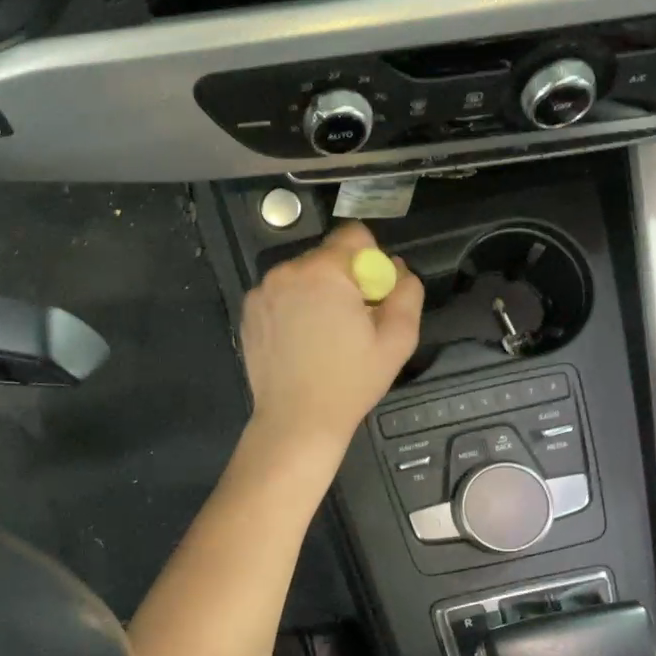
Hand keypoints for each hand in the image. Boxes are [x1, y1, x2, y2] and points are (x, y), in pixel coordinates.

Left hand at [239, 222, 422, 455]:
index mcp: (325, 271)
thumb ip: (407, 292)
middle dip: (343, 278)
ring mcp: (262, 291)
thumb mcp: (398, 339)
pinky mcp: (248, 311)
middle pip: (326, 255)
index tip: (371, 295)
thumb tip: (397, 269)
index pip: (354, 235)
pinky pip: (279, 294)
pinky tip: (299, 341)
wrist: (297, 420)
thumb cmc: (350, 382)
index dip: (370, 261)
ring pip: (301, 275)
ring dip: (316, 292)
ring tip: (323, 335)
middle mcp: (288, 271)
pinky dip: (292, 307)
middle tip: (350, 321)